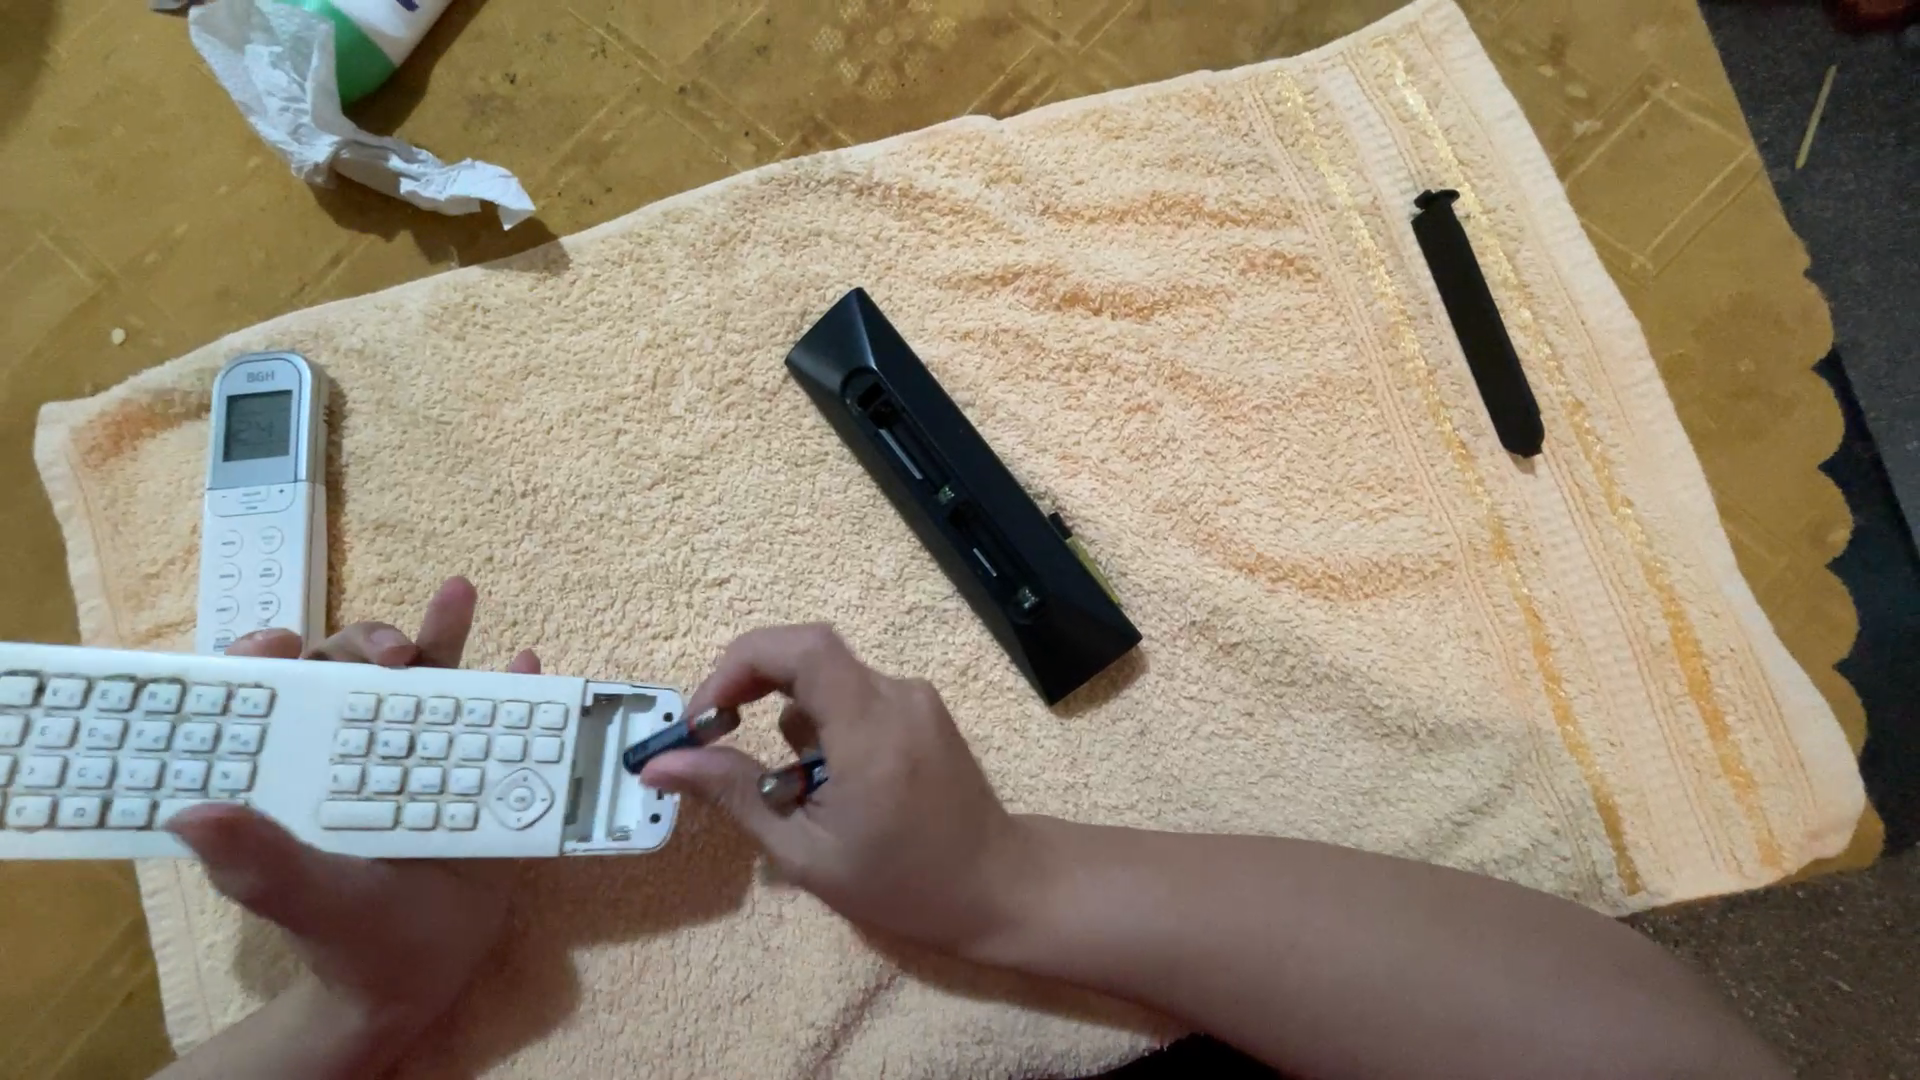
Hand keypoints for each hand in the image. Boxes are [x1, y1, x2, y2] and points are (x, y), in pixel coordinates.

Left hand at [167, 578, 538, 1046]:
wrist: (432, 965)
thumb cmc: (358, 939)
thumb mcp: (310, 903)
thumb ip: (262, 865)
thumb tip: (194, 811)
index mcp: (304, 776)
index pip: (275, 702)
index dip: (267, 660)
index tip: (276, 642)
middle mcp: (363, 753)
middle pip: (359, 673)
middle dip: (371, 641)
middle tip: (397, 649)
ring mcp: (427, 756)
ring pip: (432, 679)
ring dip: (445, 632)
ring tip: (458, 593)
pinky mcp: (483, 766)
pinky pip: (501, 714)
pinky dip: (517, 682)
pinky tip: (529, 662)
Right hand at [640, 624, 1039, 955]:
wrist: (994, 884)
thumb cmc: (900, 883)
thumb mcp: (805, 852)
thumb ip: (734, 795)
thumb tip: (660, 764)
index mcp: (871, 729)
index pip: (804, 648)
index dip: (740, 663)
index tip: (704, 715)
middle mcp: (898, 695)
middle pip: (810, 654)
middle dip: (751, 685)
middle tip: (719, 737)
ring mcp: (916, 697)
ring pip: (829, 679)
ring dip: (793, 718)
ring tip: (797, 790)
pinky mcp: (922, 706)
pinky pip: (856, 694)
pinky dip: (825, 724)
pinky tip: (833, 780)